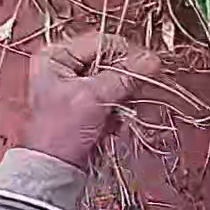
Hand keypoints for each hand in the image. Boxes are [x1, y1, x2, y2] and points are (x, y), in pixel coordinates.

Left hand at [22, 32, 160, 167]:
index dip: (126, 53)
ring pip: (118, 77)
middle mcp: (67, 64)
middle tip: (131, 94)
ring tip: (118, 112)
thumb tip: (153, 60)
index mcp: (57, 55)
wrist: (55, 167)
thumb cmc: (61, 132)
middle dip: (125, 79)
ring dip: (124, 95)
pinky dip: (121, 106)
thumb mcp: (93, 98)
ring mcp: (79, 82)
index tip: (145, 68)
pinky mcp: (91, 99)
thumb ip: (124, 77)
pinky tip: (113, 121)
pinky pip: (117, 93)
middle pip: (112, 58)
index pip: (102, 41)